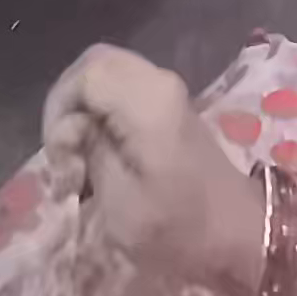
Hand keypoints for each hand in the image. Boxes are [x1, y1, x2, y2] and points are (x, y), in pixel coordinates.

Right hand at [42, 45, 262, 293]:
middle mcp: (156, 79)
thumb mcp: (122, 205)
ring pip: (106, 67)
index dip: (60, 106)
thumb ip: (90, 152)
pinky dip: (100, 102)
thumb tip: (73, 126)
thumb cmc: (180, 228)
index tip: (57, 151)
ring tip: (76, 145)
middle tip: (61, 143)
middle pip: (95, 61)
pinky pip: (121, 80)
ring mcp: (164, 85)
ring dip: (83, 100)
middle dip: (68, 98)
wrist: (239, 234)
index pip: (86, 74)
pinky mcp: (166, 97)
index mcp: (147, 102)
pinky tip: (97, 140)